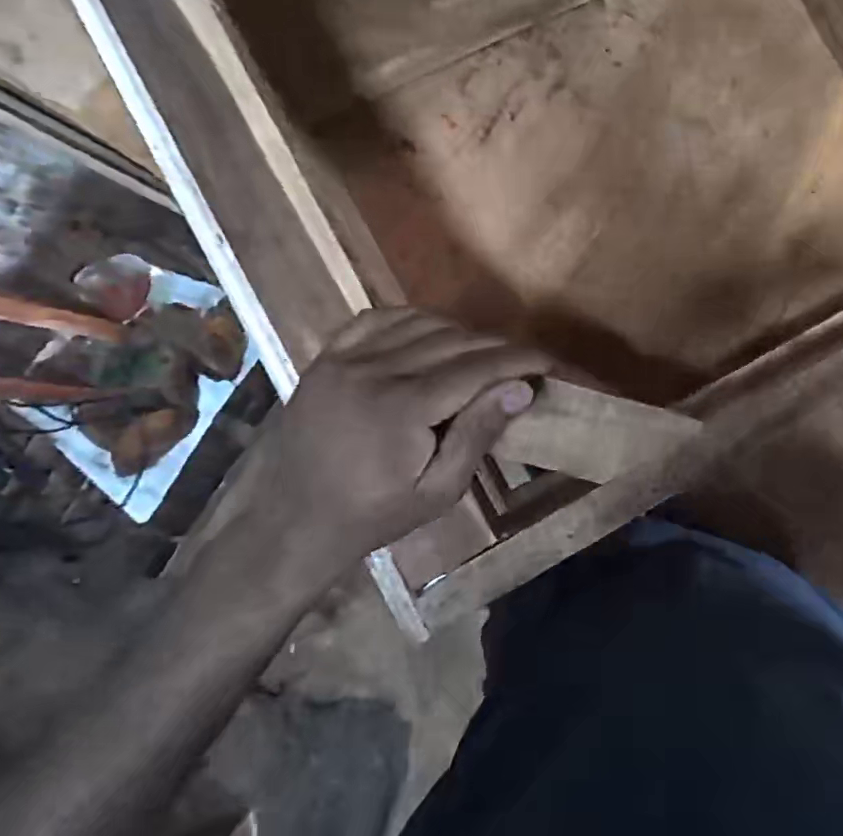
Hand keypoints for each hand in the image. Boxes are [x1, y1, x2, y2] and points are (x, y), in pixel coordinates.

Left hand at [232, 309, 550, 592]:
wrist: (294, 523)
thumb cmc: (375, 515)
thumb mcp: (439, 491)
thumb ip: (479, 434)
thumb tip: (521, 388)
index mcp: (402, 408)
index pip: (477, 366)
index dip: (519, 359)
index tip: (548, 361)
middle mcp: (373, 371)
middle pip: (454, 340)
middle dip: (498, 347)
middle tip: (524, 362)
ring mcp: (344, 358)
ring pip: (421, 322)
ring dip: (462, 333)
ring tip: (484, 354)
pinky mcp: (327, 357)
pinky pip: (380, 318)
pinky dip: (415, 319)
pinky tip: (433, 334)